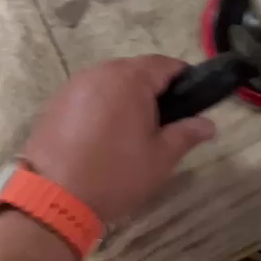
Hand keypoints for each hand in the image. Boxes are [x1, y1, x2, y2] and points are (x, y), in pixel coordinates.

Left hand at [19, 56, 217, 223]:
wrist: (52, 197)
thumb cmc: (115, 174)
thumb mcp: (160, 158)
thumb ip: (186, 134)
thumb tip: (208, 124)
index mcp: (130, 79)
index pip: (166, 64)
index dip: (183, 79)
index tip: (192, 102)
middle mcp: (100, 72)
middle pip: (136, 71)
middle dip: (152, 90)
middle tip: (163, 123)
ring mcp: (74, 86)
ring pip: (110, 83)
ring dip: (125, 99)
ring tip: (131, 132)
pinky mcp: (55, 102)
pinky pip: (88, 96)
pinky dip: (101, 108)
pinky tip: (102, 137)